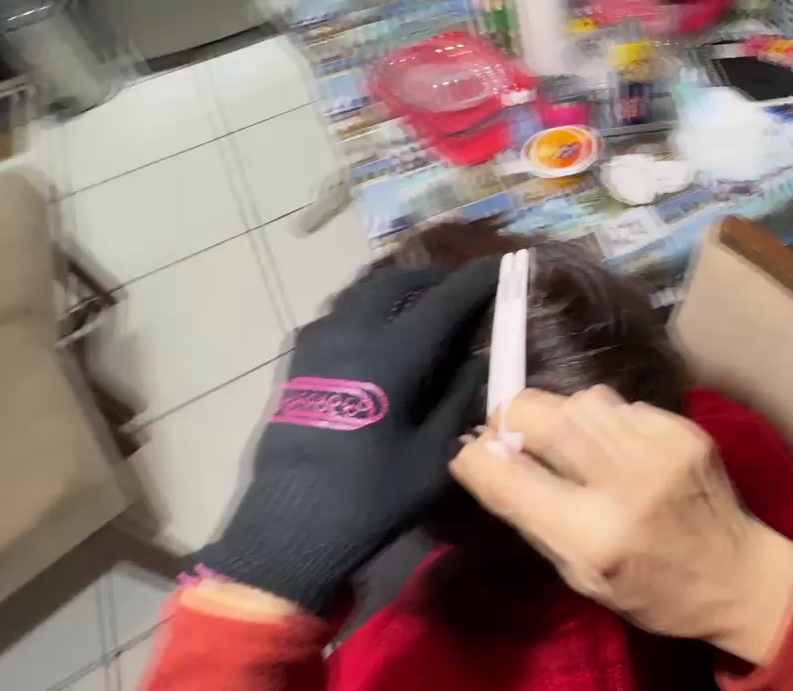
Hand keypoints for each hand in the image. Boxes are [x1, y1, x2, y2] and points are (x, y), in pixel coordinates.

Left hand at [194, 259, 499, 613]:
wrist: (289, 528)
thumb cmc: (370, 495)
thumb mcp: (435, 455)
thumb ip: (461, 397)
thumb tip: (479, 360)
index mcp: (394, 355)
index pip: (447, 298)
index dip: (479, 279)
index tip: (503, 265)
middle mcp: (354, 334)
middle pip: (399, 282)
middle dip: (435, 278)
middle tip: (460, 291)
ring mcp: (319, 343)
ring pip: (364, 293)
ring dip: (398, 290)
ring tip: (421, 306)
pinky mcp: (298, 360)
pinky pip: (339, 313)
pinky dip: (368, 309)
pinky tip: (379, 334)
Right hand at [449, 387, 792, 663]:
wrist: (737, 571)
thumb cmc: (651, 588)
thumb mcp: (581, 576)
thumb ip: (536, 516)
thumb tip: (489, 461)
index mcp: (595, 537)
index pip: (514, 481)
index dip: (479, 459)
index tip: (466, 450)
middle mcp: (626, 483)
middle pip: (548, 418)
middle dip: (514, 414)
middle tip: (506, 424)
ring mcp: (660, 447)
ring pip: (584, 400)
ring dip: (560, 413)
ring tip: (563, 436)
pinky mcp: (683, 426)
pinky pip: (622, 404)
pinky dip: (604, 418)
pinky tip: (612, 442)